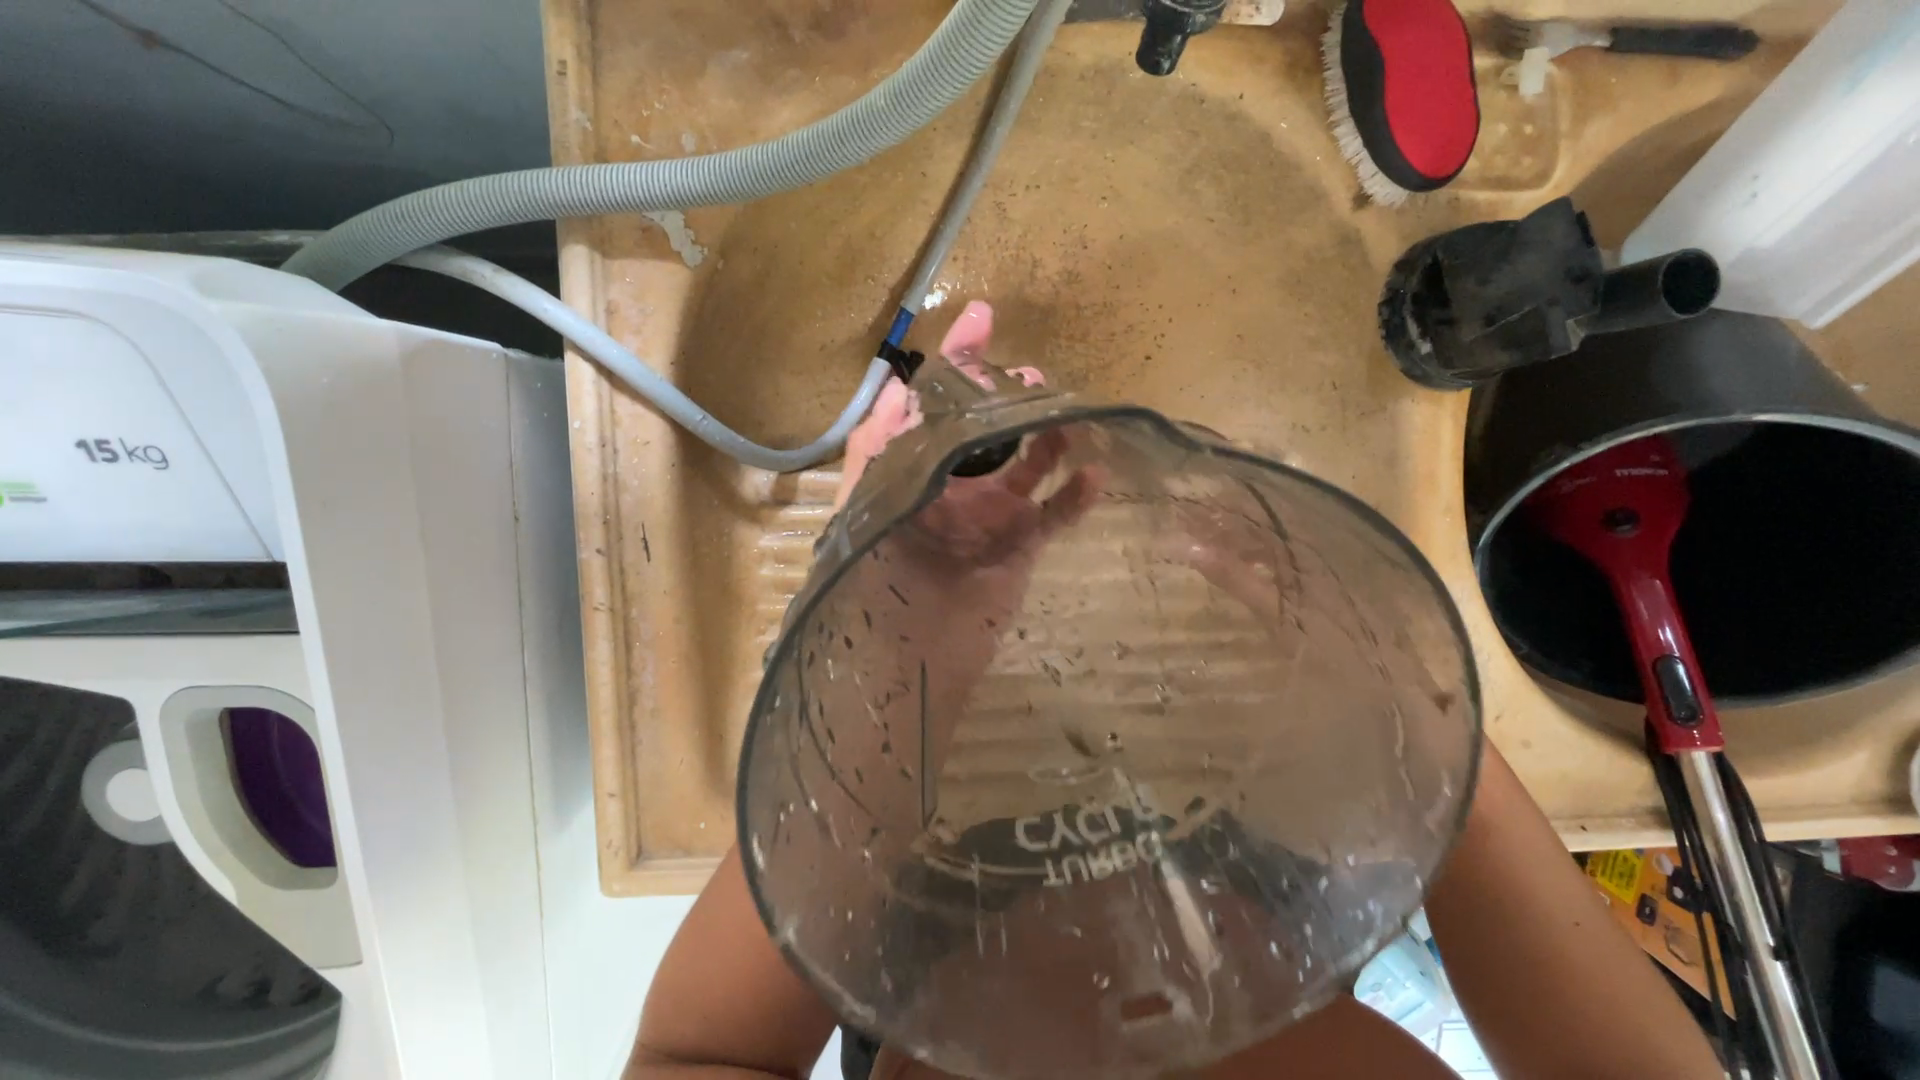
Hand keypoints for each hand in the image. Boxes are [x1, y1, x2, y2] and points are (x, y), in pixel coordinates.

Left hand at [830, 301, 1100, 763]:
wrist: (905, 655)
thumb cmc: (874, 574)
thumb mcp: (862, 501)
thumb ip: (879, 443)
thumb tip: (902, 386)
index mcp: (909, 471)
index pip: (935, 404)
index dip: (956, 362)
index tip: (984, 318)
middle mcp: (950, 488)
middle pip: (987, 429)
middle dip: (1009, 396)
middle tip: (1032, 374)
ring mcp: (990, 517)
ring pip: (1029, 464)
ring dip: (1049, 434)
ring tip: (1066, 412)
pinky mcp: (1021, 547)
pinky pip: (1057, 514)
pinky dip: (1079, 493)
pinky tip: (1096, 471)